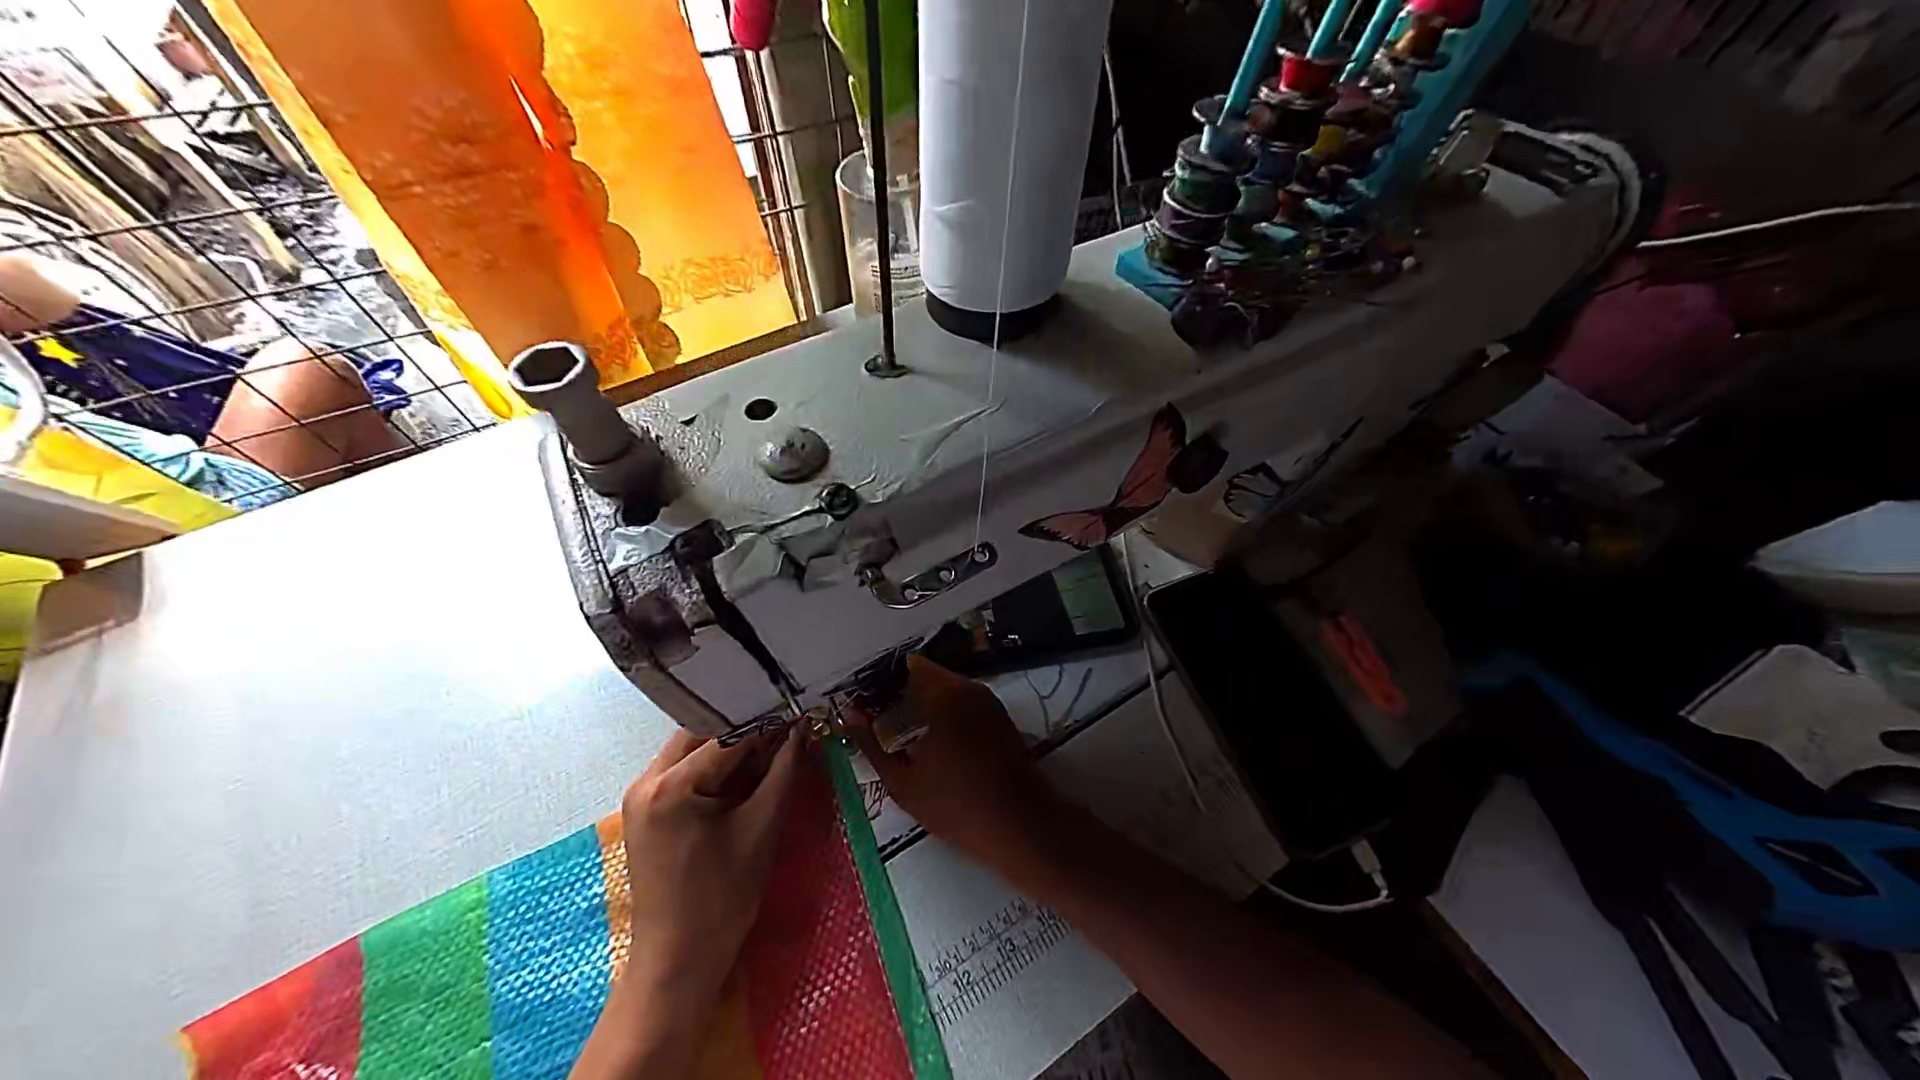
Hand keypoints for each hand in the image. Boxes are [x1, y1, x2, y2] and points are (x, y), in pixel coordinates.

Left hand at [620, 724, 799, 1012]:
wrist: (678, 961)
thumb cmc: (721, 900)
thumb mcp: (760, 829)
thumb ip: (782, 773)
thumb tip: (801, 731)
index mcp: (670, 786)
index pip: (726, 735)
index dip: (767, 722)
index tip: (799, 712)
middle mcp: (646, 781)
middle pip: (702, 733)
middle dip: (745, 729)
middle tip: (786, 730)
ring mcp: (640, 796)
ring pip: (692, 749)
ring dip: (729, 746)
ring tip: (770, 750)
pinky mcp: (645, 810)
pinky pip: (684, 770)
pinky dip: (714, 766)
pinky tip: (744, 774)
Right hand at [846, 657, 1060, 870]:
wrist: (1020, 824)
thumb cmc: (956, 806)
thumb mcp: (902, 782)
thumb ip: (871, 744)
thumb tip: (849, 714)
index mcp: (943, 696)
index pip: (906, 668)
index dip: (884, 684)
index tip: (868, 706)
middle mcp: (968, 688)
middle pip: (926, 677)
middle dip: (902, 695)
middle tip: (882, 725)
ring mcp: (988, 700)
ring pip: (946, 689)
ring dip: (924, 705)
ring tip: (905, 737)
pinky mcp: (1000, 716)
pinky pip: (964, 703)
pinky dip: (946, 713)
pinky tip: (934, 744)